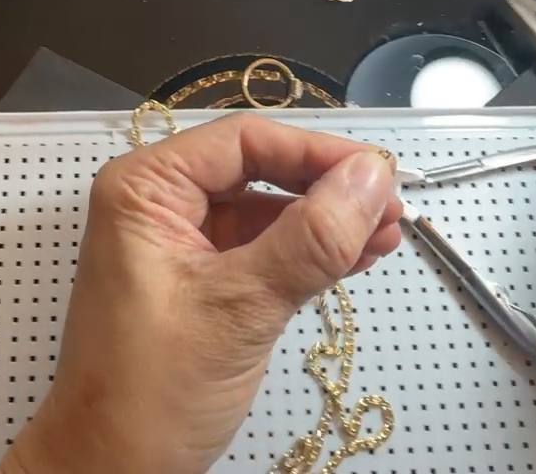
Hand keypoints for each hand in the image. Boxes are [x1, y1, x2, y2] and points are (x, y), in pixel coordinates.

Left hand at [0, 114, 402, 473]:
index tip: (376, 171)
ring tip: (387, 231)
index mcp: (145, 187)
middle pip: (257, 169)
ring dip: (326, 220)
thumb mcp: (238, 307)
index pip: (242, 142)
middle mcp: (159, 200)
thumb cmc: (150, 392)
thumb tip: (371, 177)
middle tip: (390, 205)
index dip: (314, 151)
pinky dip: (309, 251)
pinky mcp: (202, 277)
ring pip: (266, 209)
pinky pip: (263, 246)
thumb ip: (309, 239)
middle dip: (325, 187)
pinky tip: (356, 253)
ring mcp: (180, 239)